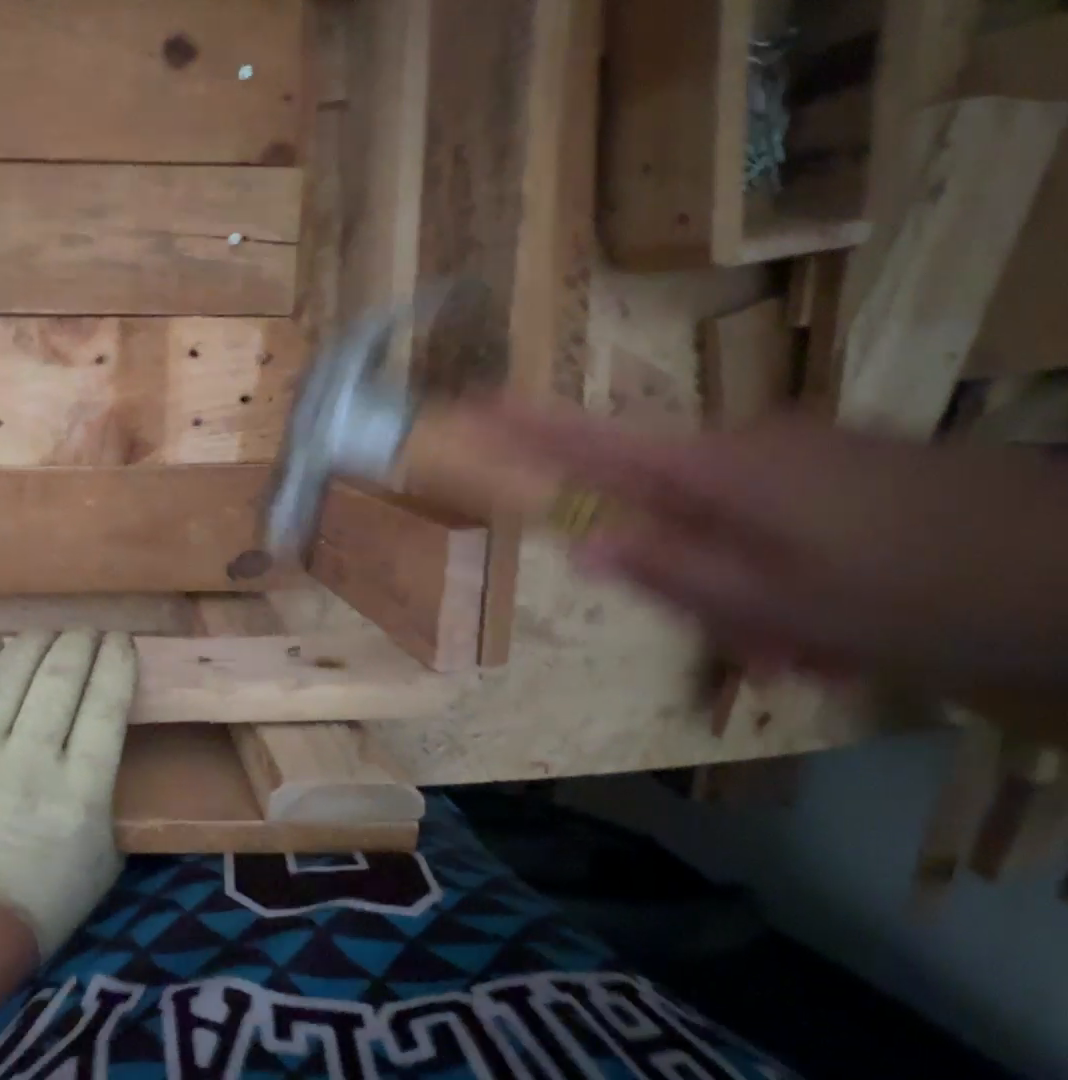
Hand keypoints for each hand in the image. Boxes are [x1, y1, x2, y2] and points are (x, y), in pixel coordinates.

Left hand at [0, 629, 136, 958]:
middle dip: (78, 644)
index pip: (106, 704)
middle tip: (85, 634)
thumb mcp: (101, 863)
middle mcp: (29, 762)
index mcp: (80, 793)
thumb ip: (106, 800)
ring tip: (45, 635)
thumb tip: (101, 746)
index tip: (120, 642)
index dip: (117, 662)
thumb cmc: (31, 907)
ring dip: (32, 644)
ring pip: (8, 675)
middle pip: (59, 678)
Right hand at [471, 405, 1067, 691]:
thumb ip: (667, 570)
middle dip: (680, 573)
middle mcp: (747, 449)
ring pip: (722, 525)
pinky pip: (774, 522)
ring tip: (808, 647)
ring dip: (744, 590)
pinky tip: (838, 624)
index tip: (468, 406)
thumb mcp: (775, 604)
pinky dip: (786, 576)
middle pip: (661, 506)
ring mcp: (800, 454)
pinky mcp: (843, 467)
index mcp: (715, 473)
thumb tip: (582, 542)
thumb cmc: (916, 592)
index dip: (524, 428)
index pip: (589, 442)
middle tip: (744, 640)